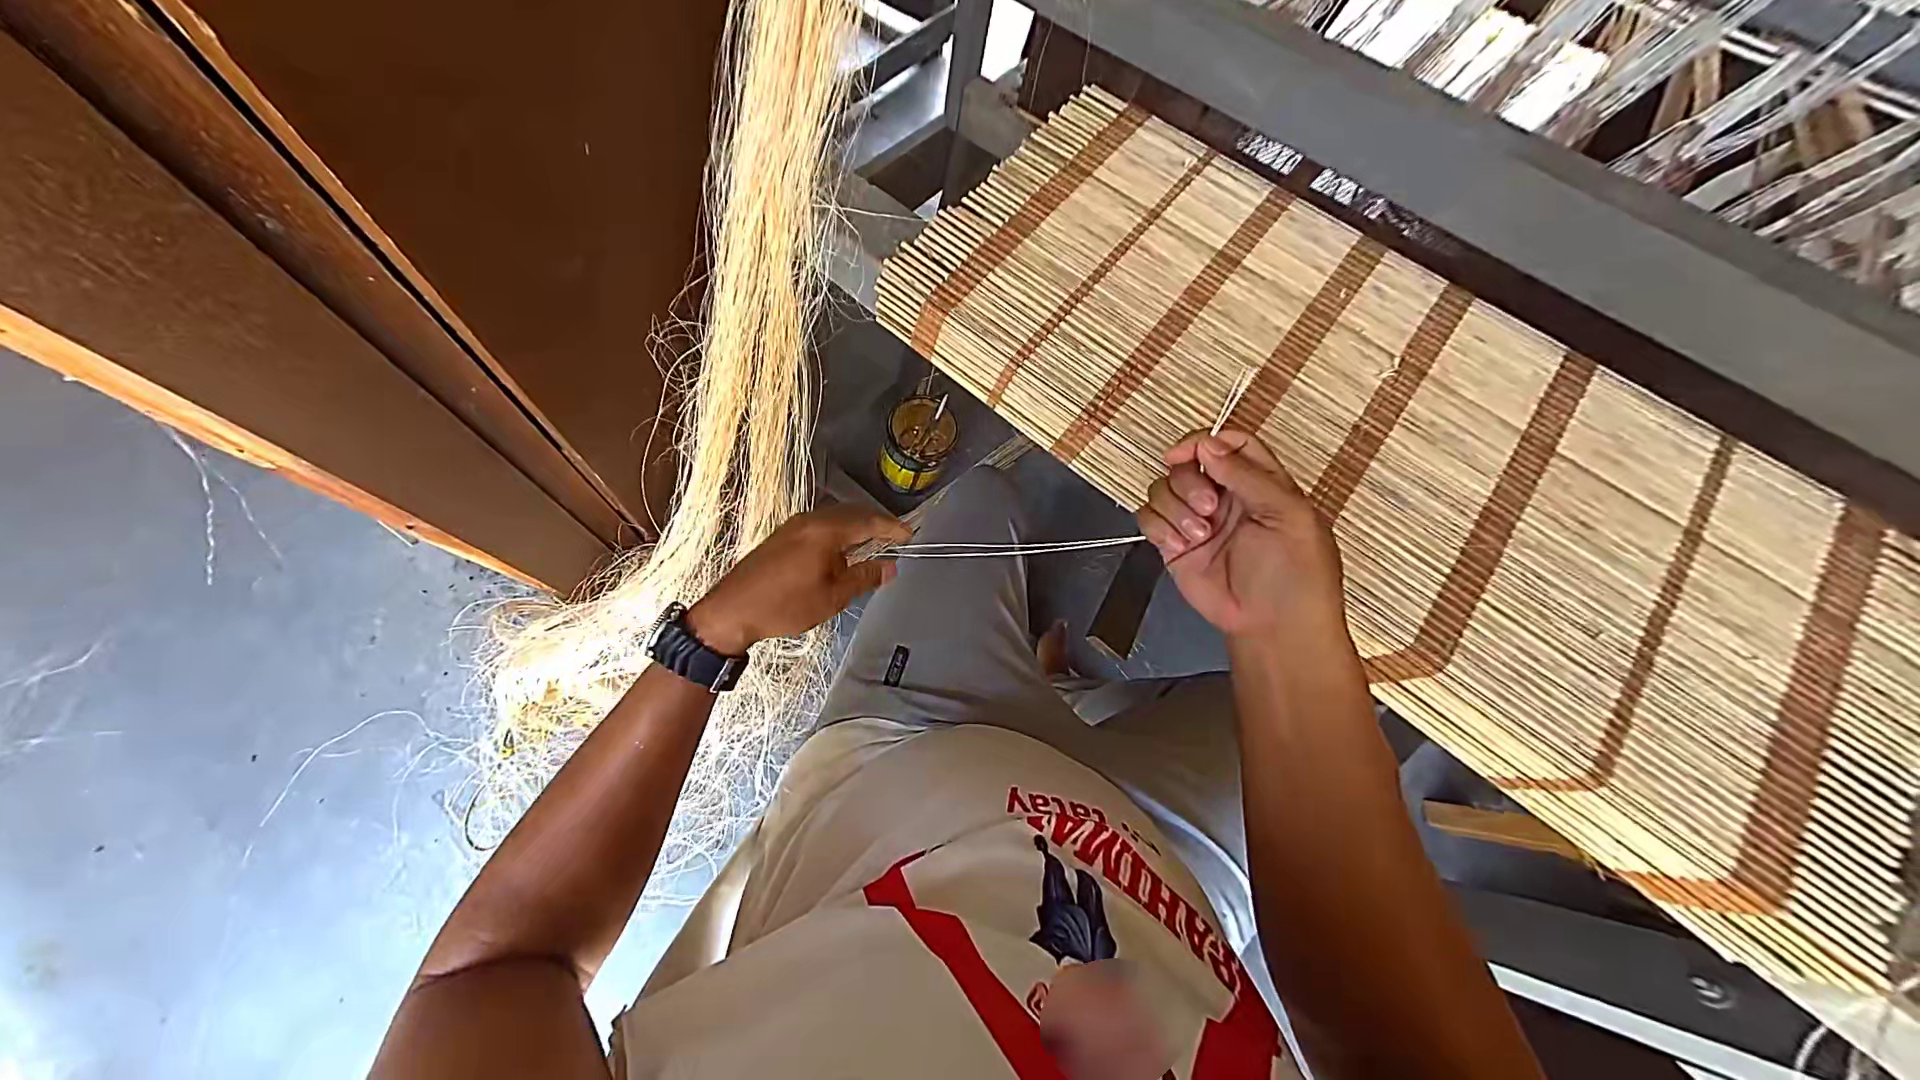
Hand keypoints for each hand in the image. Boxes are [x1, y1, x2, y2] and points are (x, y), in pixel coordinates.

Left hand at [686, 504, 910, 653]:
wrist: (731, 610)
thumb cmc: (783, 606)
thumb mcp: (832, 597)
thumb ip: (864, 577)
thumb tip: (890, 568)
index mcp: (825, 531)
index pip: (868, 521)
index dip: (892, 528)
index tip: (910, 535)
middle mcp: (810, 520)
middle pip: (853, 513)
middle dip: (877, 523)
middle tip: (896, 539)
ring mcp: (794, 525)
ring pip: (836, 517)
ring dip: (857, 526)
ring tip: (874, 544)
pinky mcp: (783, 534)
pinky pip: (821, 523)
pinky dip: (840, 530)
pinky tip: (843, 548)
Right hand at [1136, 430, 1345, 642]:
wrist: (1272, 625)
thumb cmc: (1296, 576)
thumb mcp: (1288, 516)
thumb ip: (1249, 476)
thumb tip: (1210, 445)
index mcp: (1259, 484)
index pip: (1227, 444)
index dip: (1204, 441)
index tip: (1189, 453)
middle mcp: (1225, 498)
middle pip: (1187, 464)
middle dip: (1189, 483)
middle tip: (1208, 509)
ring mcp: (1197, 521)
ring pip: (1163, 489)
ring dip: (1175, 509)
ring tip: (1198, 536)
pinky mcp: (1175, 544)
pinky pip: (1149, 518)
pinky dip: (1159, 528)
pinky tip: (1181, 546)